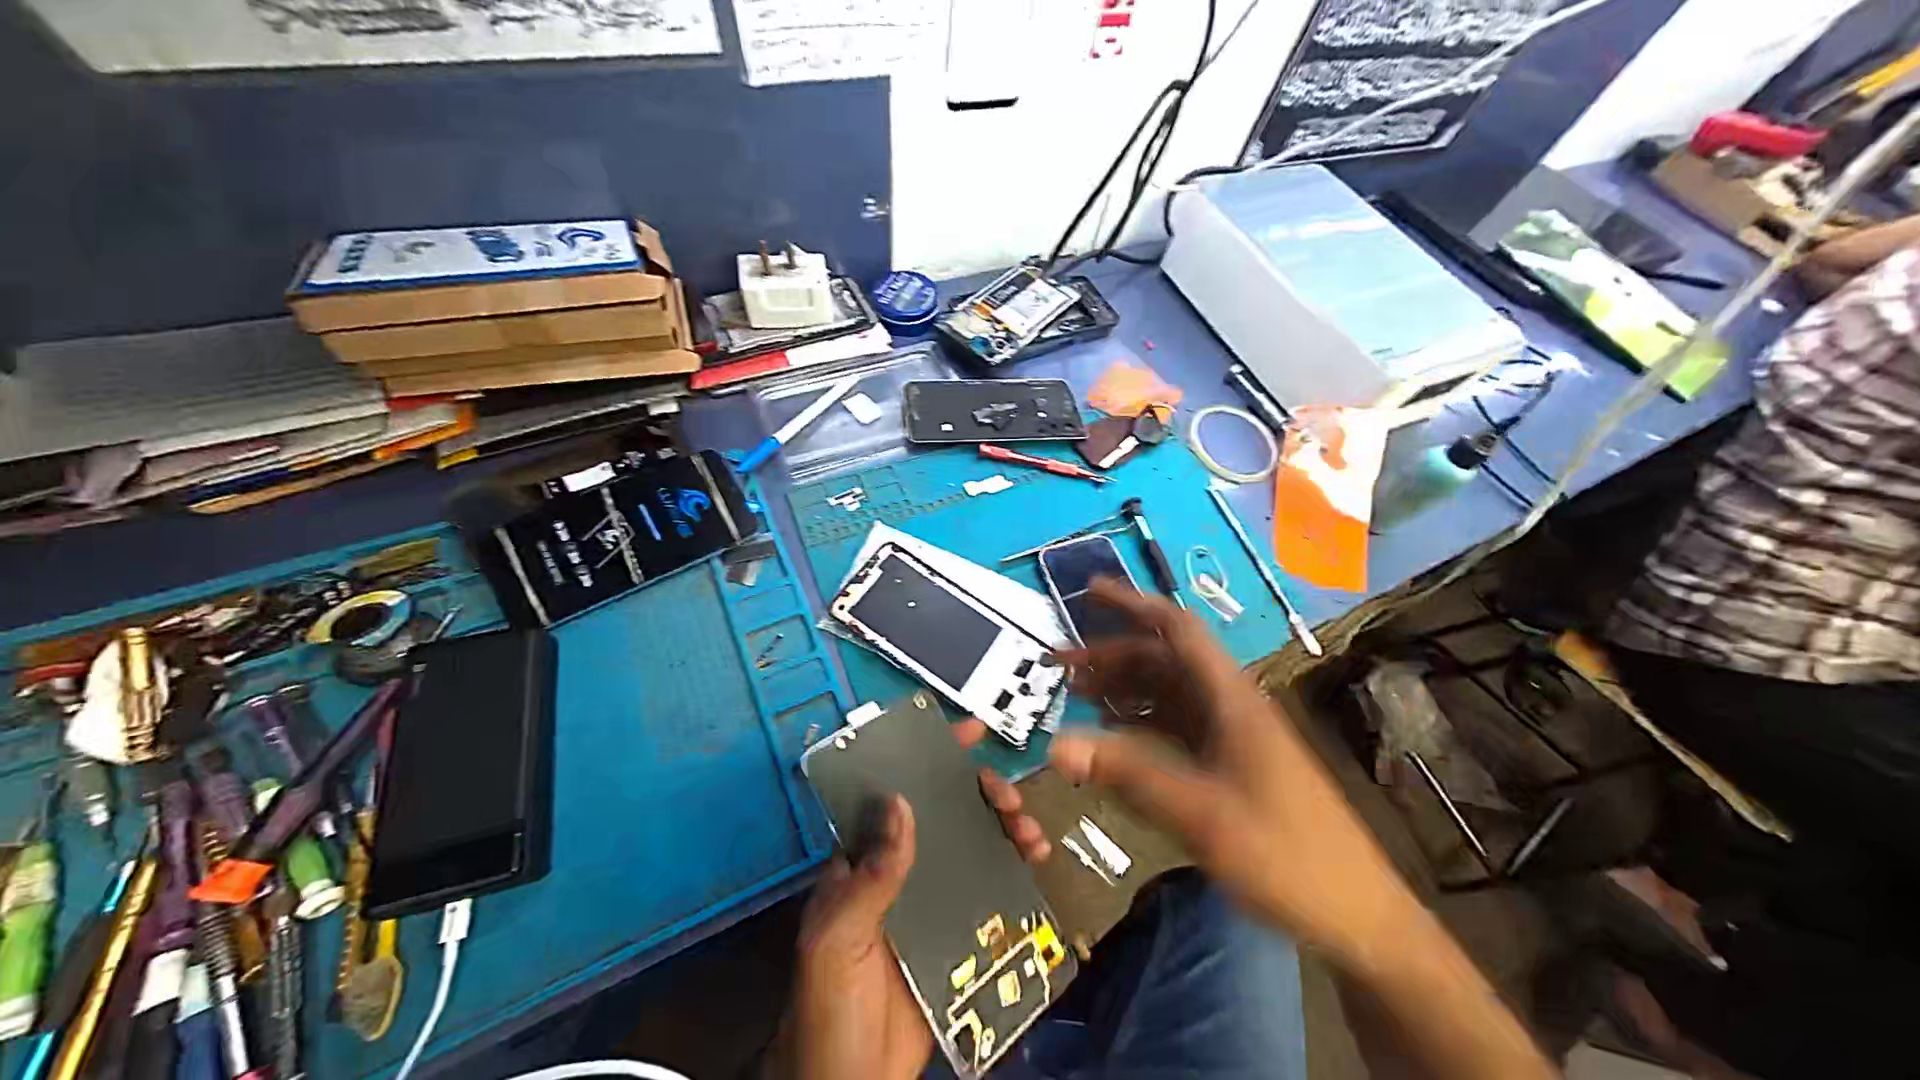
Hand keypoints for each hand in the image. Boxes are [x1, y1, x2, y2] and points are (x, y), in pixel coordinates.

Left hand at [776, 721, 1047, 1079]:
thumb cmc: (827, 1006)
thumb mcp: (838, 937)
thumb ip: (870, 875)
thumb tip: (902, 803)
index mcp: (863, 861)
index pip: (894, 794)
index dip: (926, 757)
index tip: (965, 733)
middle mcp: (900, 871)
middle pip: (945, 814)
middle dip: (978, 792)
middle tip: (1005, 797)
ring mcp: (931, 901)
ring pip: (974, 845)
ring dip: (1004, 827)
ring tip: (1028, 830)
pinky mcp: (958, 934)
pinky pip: (991, 890)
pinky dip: (1014, 870)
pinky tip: (1034, 862)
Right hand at [1049, 579, 1413, 966]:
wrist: (1354, 913)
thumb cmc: (1286, 855)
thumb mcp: (1202, 814)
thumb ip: (1128, 775)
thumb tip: (1056, 746)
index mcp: (1232, 699)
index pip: (1178, 630)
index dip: (1133, 604)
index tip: (1090, 592)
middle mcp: (1229, 706)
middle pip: (1164, 661)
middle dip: (1111, 654)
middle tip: (1061, 666)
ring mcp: (1230, 734)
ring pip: (1167, 693)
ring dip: (1122, 687)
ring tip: (1075, 694)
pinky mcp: (1228, 762)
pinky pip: (1175, 725)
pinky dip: (1139, 720)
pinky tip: (1112, 732)